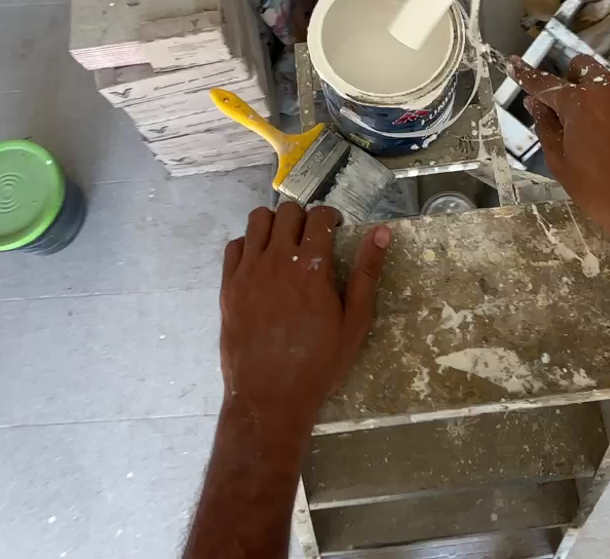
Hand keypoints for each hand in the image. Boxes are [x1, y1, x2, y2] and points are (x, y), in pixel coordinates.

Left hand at [219, 202, 390, 424]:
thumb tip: (380, 232)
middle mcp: (278, 259)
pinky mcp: (228, 285)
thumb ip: (367, 273)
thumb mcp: (354, 322)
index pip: (319, 216)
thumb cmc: (318, 363)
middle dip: (303, 217)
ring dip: (274, 224)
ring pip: (258, 220)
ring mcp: (249, 270)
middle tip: (311, 237)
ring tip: (283, 243)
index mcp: (312, 267)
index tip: (335, 228)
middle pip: (287, 212)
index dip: (330, 216)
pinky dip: (248, 244)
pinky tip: (259, 262)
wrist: (270, 397)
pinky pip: (234, 246)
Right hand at [509, 56, 609, 254]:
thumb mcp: (561, 163)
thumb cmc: (600, 191)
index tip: (514, 63)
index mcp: (580, 102)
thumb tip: (536, 103)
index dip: (527, 74)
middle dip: (573, 82)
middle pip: (584, 68)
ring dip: (604, 102)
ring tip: (609, 138)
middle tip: (573, 112)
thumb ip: (546, 126)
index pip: (546, 84)